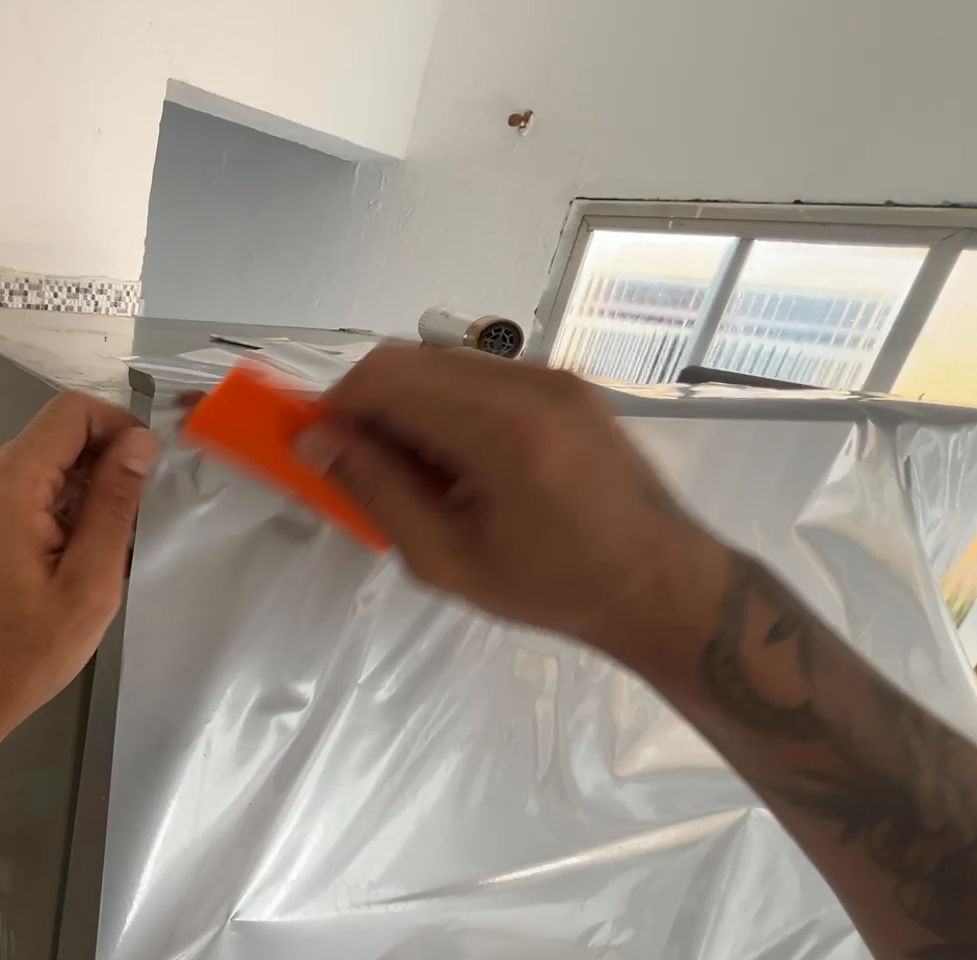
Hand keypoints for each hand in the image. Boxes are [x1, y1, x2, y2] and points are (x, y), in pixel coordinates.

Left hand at [0, 391, 158, 744]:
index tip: (143, 470)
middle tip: (125, 527)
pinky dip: (46, 506)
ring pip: (36, 462)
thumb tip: (138, 445)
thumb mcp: (89, 585)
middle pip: (53, 437)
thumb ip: (115, 506)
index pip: (71, 412)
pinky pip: (13, 487)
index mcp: (5, 487)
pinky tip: (60, 556)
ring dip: (75, 492)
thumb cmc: (20, 654)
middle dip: (99, 469)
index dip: (118, 428)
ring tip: (92, 552)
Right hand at [299, 344, 727, 655]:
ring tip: (405, 466)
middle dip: (359, 403)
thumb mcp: (441, 558)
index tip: (316, 449)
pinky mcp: (560, 379)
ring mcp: (551, 374)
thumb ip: (374, 490)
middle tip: (353, 460)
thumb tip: (314, 441)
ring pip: (431, 359)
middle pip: (402, 358)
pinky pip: (468, 372)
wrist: (662, 582)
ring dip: (396, 403)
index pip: (384, 380)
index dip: (332, 408)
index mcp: (503, 432)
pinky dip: (434, 402)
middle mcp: (529, 384)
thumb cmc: (548, 585)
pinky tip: (447, 455)